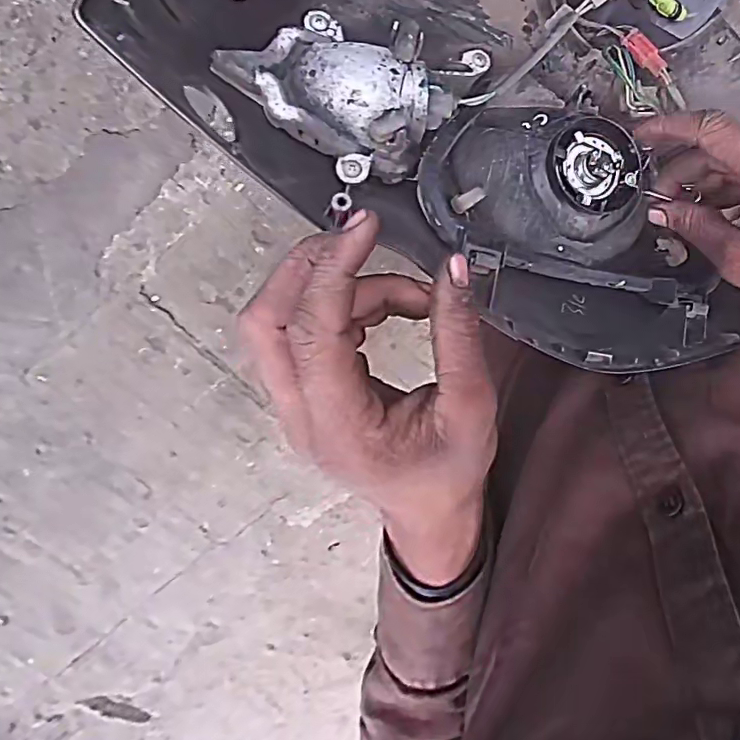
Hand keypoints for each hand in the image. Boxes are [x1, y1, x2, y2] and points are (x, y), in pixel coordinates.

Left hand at [238, 210, 496, 584]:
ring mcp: (296, 404)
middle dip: (312, 264)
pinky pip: (305, 327)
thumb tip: (452, 270)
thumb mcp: (471, 402)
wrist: (429, 511)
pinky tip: (391, 306)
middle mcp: (302, 414)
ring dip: (341, 285)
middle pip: (268, 319)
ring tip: (409, 296)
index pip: (314, 329)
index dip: (336, 267)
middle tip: (363, 240)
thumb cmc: (449, 471)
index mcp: (339, 424)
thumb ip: (459, 332)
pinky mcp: (305, 391)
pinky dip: (346, 301)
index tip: (365, 229)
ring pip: (282, 318)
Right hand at [636, 111, 739, 393]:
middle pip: (728, 148)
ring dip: (715, 183)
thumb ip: (697, 227)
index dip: (669, 129)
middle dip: (689, 172)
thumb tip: (666, 211)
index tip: (645, 134)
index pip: (712, 130)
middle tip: (664, 202)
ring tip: (691, 215)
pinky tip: (724, 214)